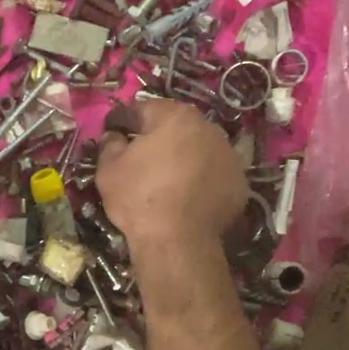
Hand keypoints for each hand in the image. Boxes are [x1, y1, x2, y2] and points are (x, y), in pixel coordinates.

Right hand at [95, 99, 248, 253]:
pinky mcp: (239, 182)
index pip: (144, 108)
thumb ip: (109, 146)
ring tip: (168, 180)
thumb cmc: (139, 199)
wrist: (178, 241)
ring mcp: (228, 154)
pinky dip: (202, 181)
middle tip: (142, 157)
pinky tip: (188, 198)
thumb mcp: (109, 172)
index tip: (114, 130)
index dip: (125, 119)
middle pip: (177, 127)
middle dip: (159, 138)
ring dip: (184, 158)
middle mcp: (207, 127)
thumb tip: (113, 136)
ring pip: (200, 149)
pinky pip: (214, 175)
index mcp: (174, 117)